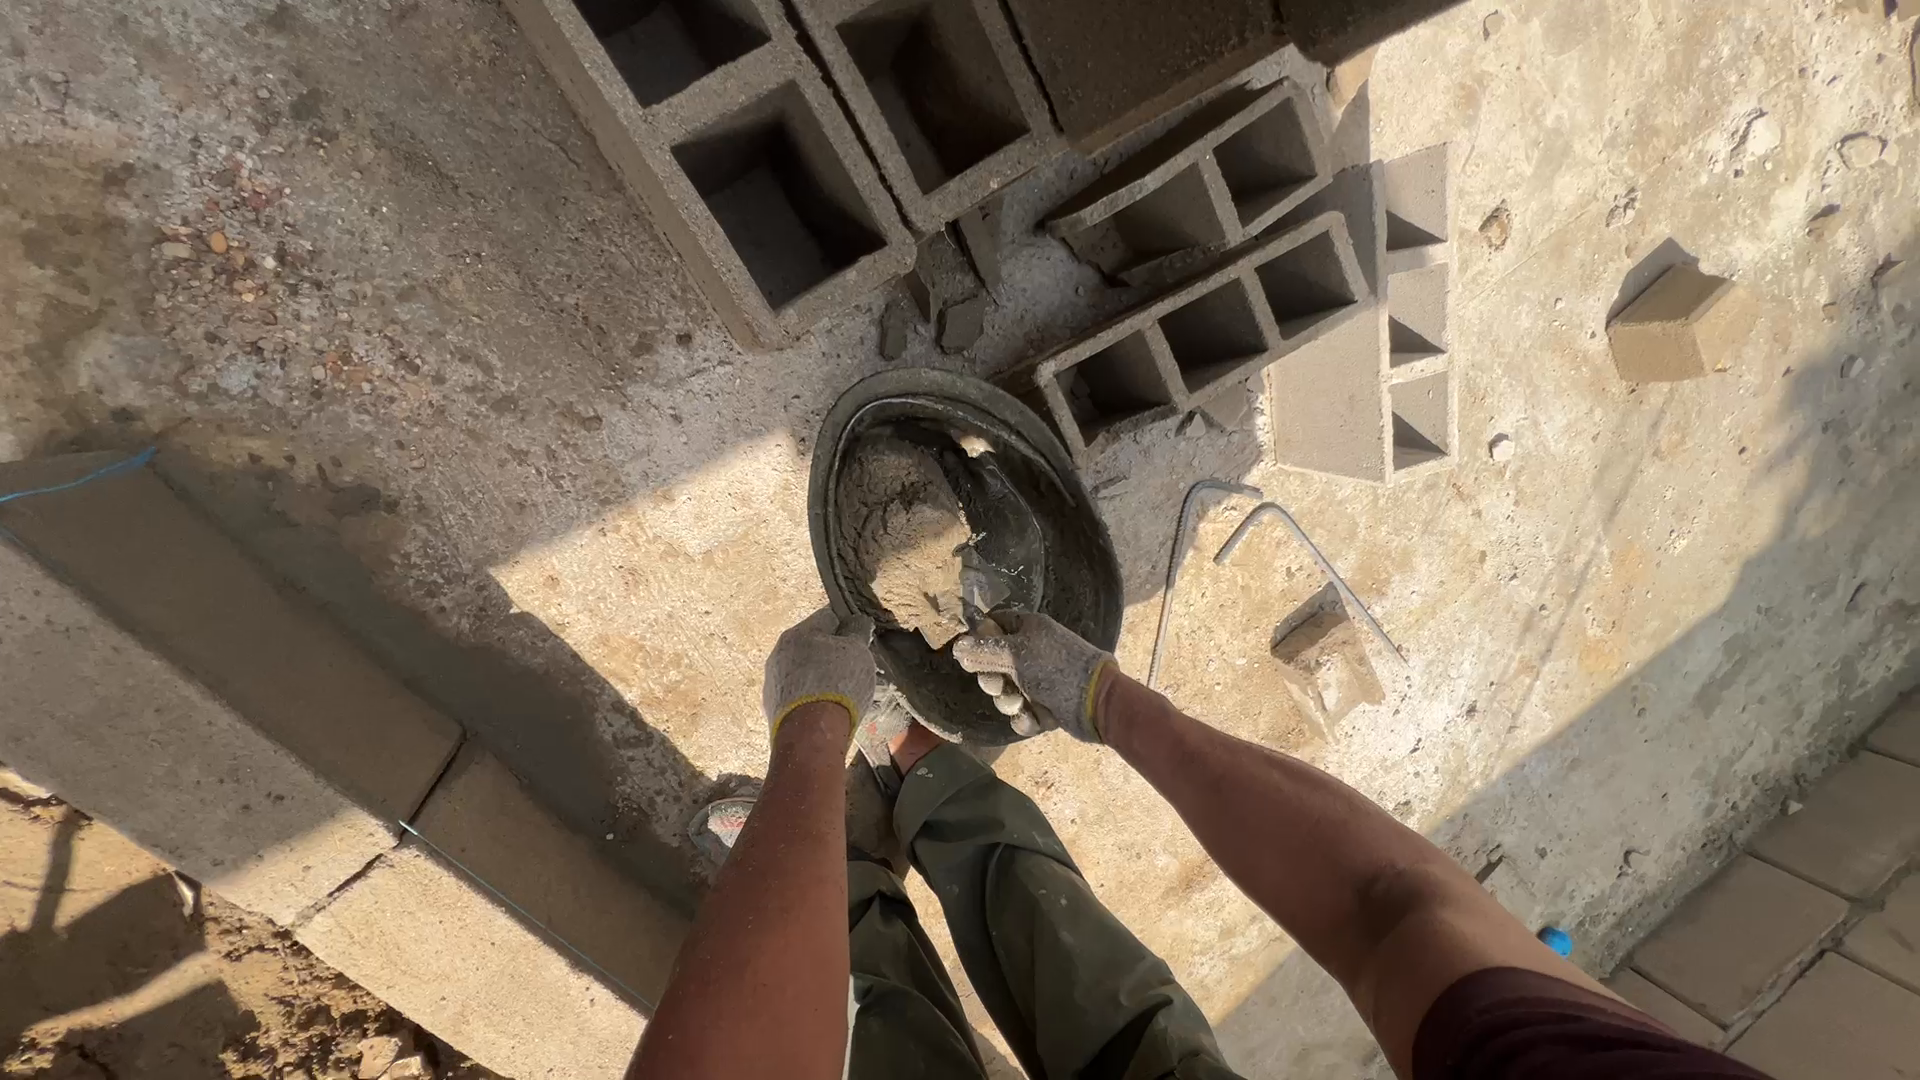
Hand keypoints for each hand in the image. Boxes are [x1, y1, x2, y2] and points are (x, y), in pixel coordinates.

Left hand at [763, 608, 875, 743]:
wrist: (811, 734)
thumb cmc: (838, 684)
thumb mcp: (858, 651)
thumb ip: (858, 631)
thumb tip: (856, 621)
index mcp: (799, 632)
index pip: (828, 616)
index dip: (848, 625)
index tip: (861, 640)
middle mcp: (779, 652)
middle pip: (813, 643)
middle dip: (833, 652)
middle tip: (854, 668)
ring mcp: (773, 680)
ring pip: (804, 669)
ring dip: (821, 675)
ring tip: (842, 693)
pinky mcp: (772, 706)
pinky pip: (797, 692)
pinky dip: (811, 695)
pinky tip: (826, 709)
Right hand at [950, 612, 1114, 742]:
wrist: (1096, 702)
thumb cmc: (1055, 667)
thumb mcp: (1015, 653)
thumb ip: (983, 651)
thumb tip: (956, 647)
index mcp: (1028, 629)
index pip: (994, 624)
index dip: (979, 637)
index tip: (969, 652)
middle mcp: (1032, 652)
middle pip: (995, 663)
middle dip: (994, 679)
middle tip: (999, 685)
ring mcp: (1039, 681)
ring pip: (1007, 692)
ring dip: (1010, 701)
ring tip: (1022, 704)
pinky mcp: (1045, 706)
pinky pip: (1022, 713)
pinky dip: (1026, 718)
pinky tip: (1036, 718)